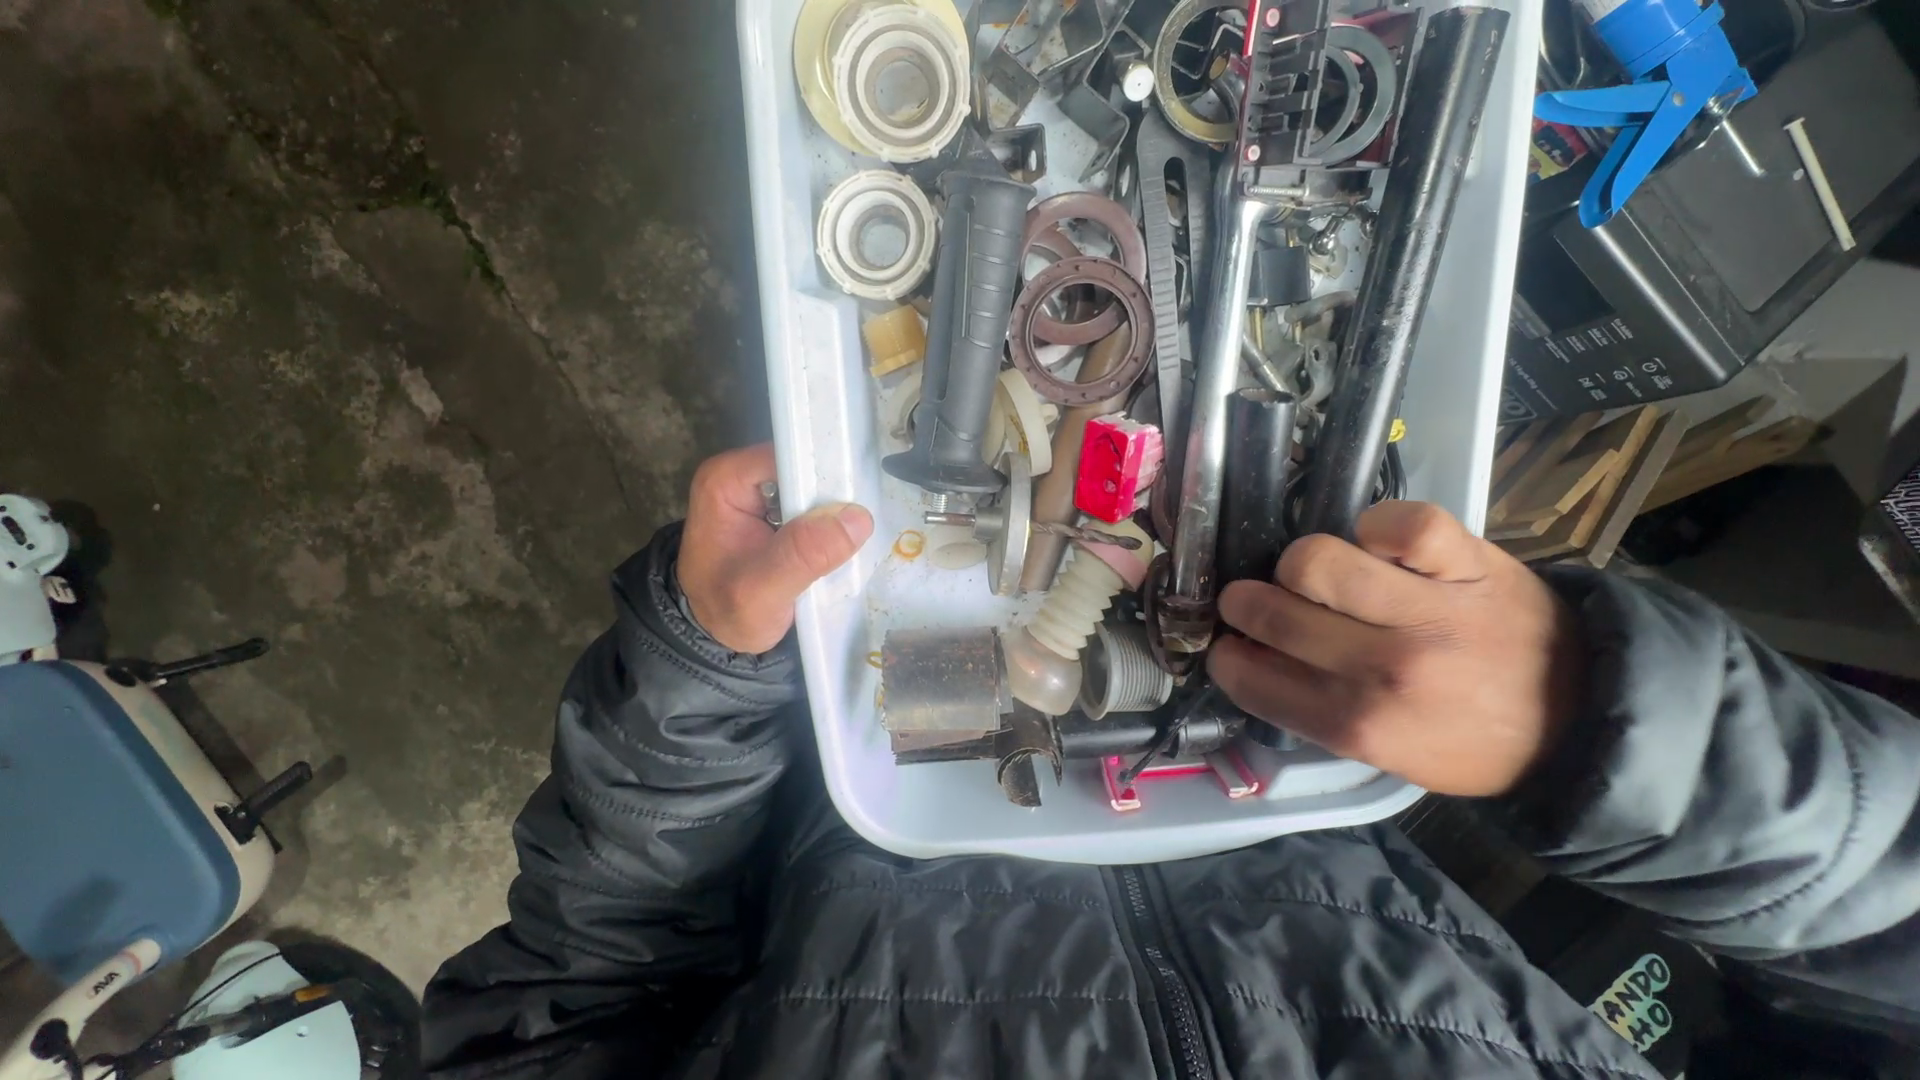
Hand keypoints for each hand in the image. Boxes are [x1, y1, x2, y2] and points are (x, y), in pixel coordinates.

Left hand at [677, 444, 873, 653]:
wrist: (714, 636)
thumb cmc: (725, 612)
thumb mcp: (761, 591)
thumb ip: (803, 554)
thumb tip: (856, 518)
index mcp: (727, 479)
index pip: (790, 456)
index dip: (825, 475)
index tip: (855, 504)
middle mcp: (744, 476)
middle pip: (807, 468)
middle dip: (836, 498)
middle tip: (858, 530)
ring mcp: (764, 494)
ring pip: (816, 489)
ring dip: (838, 515)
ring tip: (854, 542)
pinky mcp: (780, 513)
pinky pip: (816, 508)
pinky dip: (832, 528)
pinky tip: (843, 546)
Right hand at [1208, 502, 1585, 796]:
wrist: (1585, 716)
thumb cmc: (1472, 740)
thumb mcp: (1385, 754)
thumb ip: (1313, 710)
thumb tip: (1250, 657)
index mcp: (1361, 725)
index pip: (1253, 678)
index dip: (1228, 656)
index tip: (1233, 646)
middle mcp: (1386, 669)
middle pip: (1271, 612)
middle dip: (1247, 605)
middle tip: (1258, 603)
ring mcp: (1430, 611)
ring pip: (1313, 560)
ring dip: (1301, 566)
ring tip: (1318, 576)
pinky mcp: (1469, 562)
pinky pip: (1397, 523)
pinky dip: (1377, 529)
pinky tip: (1379, 549)